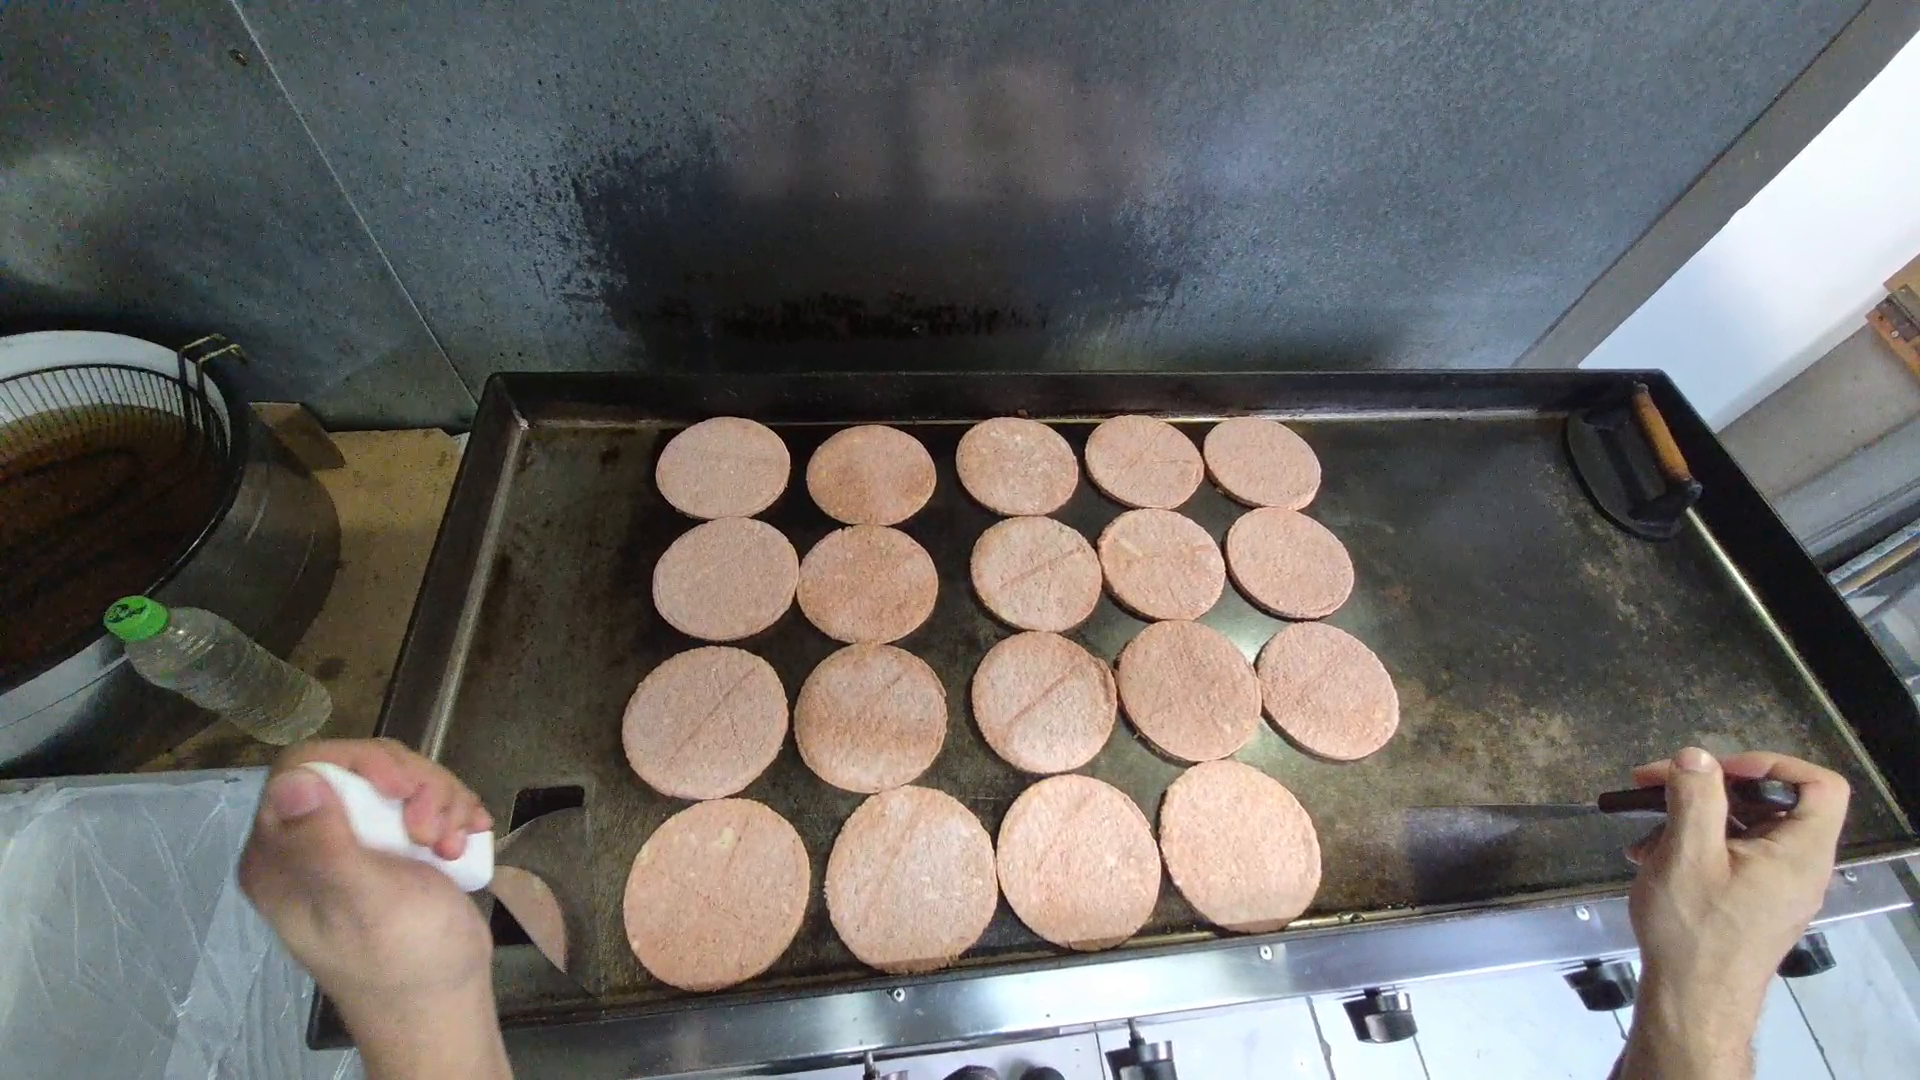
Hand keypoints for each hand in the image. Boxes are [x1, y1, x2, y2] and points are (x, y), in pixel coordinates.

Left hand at [238, 738, 509, 1079]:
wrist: (444, 999)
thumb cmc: (400, 959)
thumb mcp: (365, 901)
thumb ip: (325, 843)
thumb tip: (293, 780)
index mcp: (284, 855)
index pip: (306, 768)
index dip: (358, 763)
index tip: (401, 788)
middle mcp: (317, 840)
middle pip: (366, 766)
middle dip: (416, 786)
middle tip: (433, 829)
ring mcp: (363, 842)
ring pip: (407, 779)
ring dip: (444, 802)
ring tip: (452, 847)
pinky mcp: (402, 846)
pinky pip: (434, 799)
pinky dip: (459, 812)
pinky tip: (467, 841)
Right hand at [1617, 747, 1848, 1079]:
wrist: (1693, 992)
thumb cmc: (1694, 924)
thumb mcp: (1686, 854)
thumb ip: (1695, 800)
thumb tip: (1695, 756)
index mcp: (1798, 852)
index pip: (1817, 786)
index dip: (1767, 764)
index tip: (1710, 769)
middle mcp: (1796, 864)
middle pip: (1767, 800)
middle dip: (1704, 785)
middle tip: (1648, 783)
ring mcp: (1773, 880)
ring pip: (1739, 824)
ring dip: (1686, 815)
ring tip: (1641, 828)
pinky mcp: (1749, 893)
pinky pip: (1726, 850)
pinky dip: (1687, 841)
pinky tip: (1649, 854)